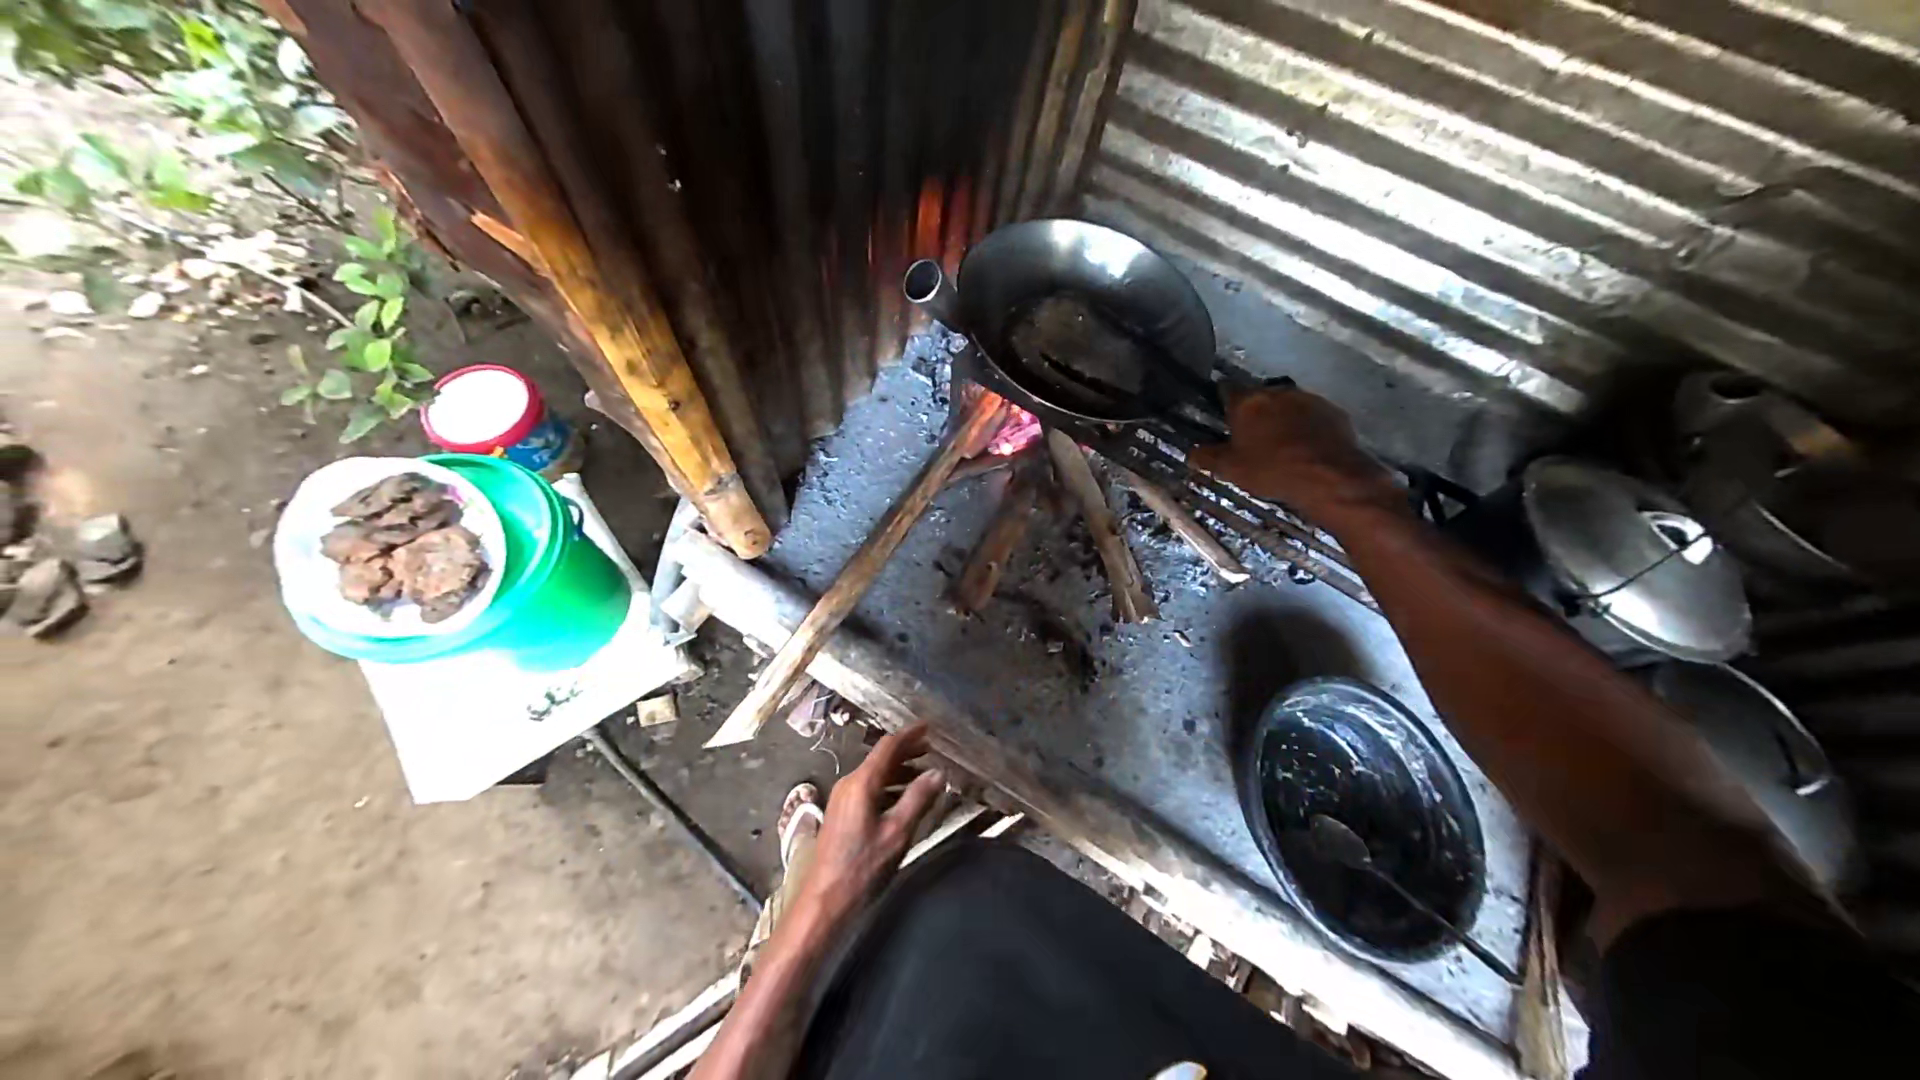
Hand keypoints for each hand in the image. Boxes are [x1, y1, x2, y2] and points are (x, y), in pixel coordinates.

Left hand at [791, 724, 946, 928]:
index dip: (910, 734)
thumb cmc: (862, 867)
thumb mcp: (897, 833)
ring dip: (899, 770)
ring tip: (924, 773)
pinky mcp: (842, 814)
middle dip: (907, 751)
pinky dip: (889, 786)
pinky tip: (904, 799)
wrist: (825, 900)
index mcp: (861, 783)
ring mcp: (842, 799)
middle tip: (931, 748)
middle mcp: (849, 784)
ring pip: (874, 774)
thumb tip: (937, 772)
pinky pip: (869, 788)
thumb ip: (918, 799)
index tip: (929, 726)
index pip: (887, 747)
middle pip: (880, 758)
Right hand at [1189, 386, 1402, 523]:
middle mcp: (1277, 392)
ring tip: (1280, 442)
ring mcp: (1308, 399)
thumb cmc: (1271, 471)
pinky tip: (1305, 446)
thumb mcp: (1230, 469)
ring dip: (1281, 417)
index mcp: (1247, 403)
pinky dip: (1306, 425)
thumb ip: (1207, 457)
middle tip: (1251, 435)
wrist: (1328, 478)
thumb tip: (1191, 452)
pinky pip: (1312, 415)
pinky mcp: (1333, 411)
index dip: (1222, 400)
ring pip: (1287, 404)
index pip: (1227, 389)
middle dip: (1254, 411)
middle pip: (1259, 396)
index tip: (1221, 413)